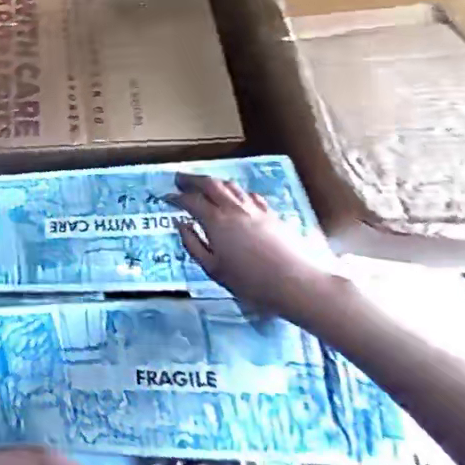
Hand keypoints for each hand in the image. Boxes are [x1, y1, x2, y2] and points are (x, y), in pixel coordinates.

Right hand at [167, 173, 348, 324]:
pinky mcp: (273, 215)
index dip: (175, 197)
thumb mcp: (212, 268)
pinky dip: (237, 192)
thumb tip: (181, 224)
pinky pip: (250, 195)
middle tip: (179, 179)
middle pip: (210, 184)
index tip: (166, 198)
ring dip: (214, 182)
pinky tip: (236, 198)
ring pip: (231, 186)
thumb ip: (192, 244)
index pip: (190, 200)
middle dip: (192, 179)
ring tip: (205, 184)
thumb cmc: (250, 282)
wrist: (298, 285)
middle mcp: (234, 209)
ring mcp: (255, 210)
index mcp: (215, 221)